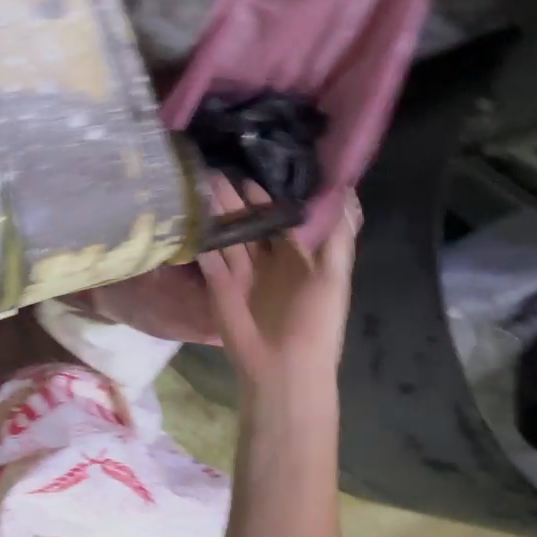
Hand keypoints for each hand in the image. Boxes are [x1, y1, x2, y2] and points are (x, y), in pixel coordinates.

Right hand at [197, 178, 360, 407]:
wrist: (283, 366)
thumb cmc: (315, 321)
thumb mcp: (334, 274)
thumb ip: (339, 234)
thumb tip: (346, 190)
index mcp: (299, 258)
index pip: (281, 220)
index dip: (269, 197)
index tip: (253, 171)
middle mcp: (269, 262)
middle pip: (250, 225)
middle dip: (235, 200)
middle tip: (216, 173)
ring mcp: (241, 274)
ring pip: (228, 237)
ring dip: (215, 214)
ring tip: (199, 187)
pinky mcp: (219, 286)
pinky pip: (209, 258)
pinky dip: (201, 240)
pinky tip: (189, 218)